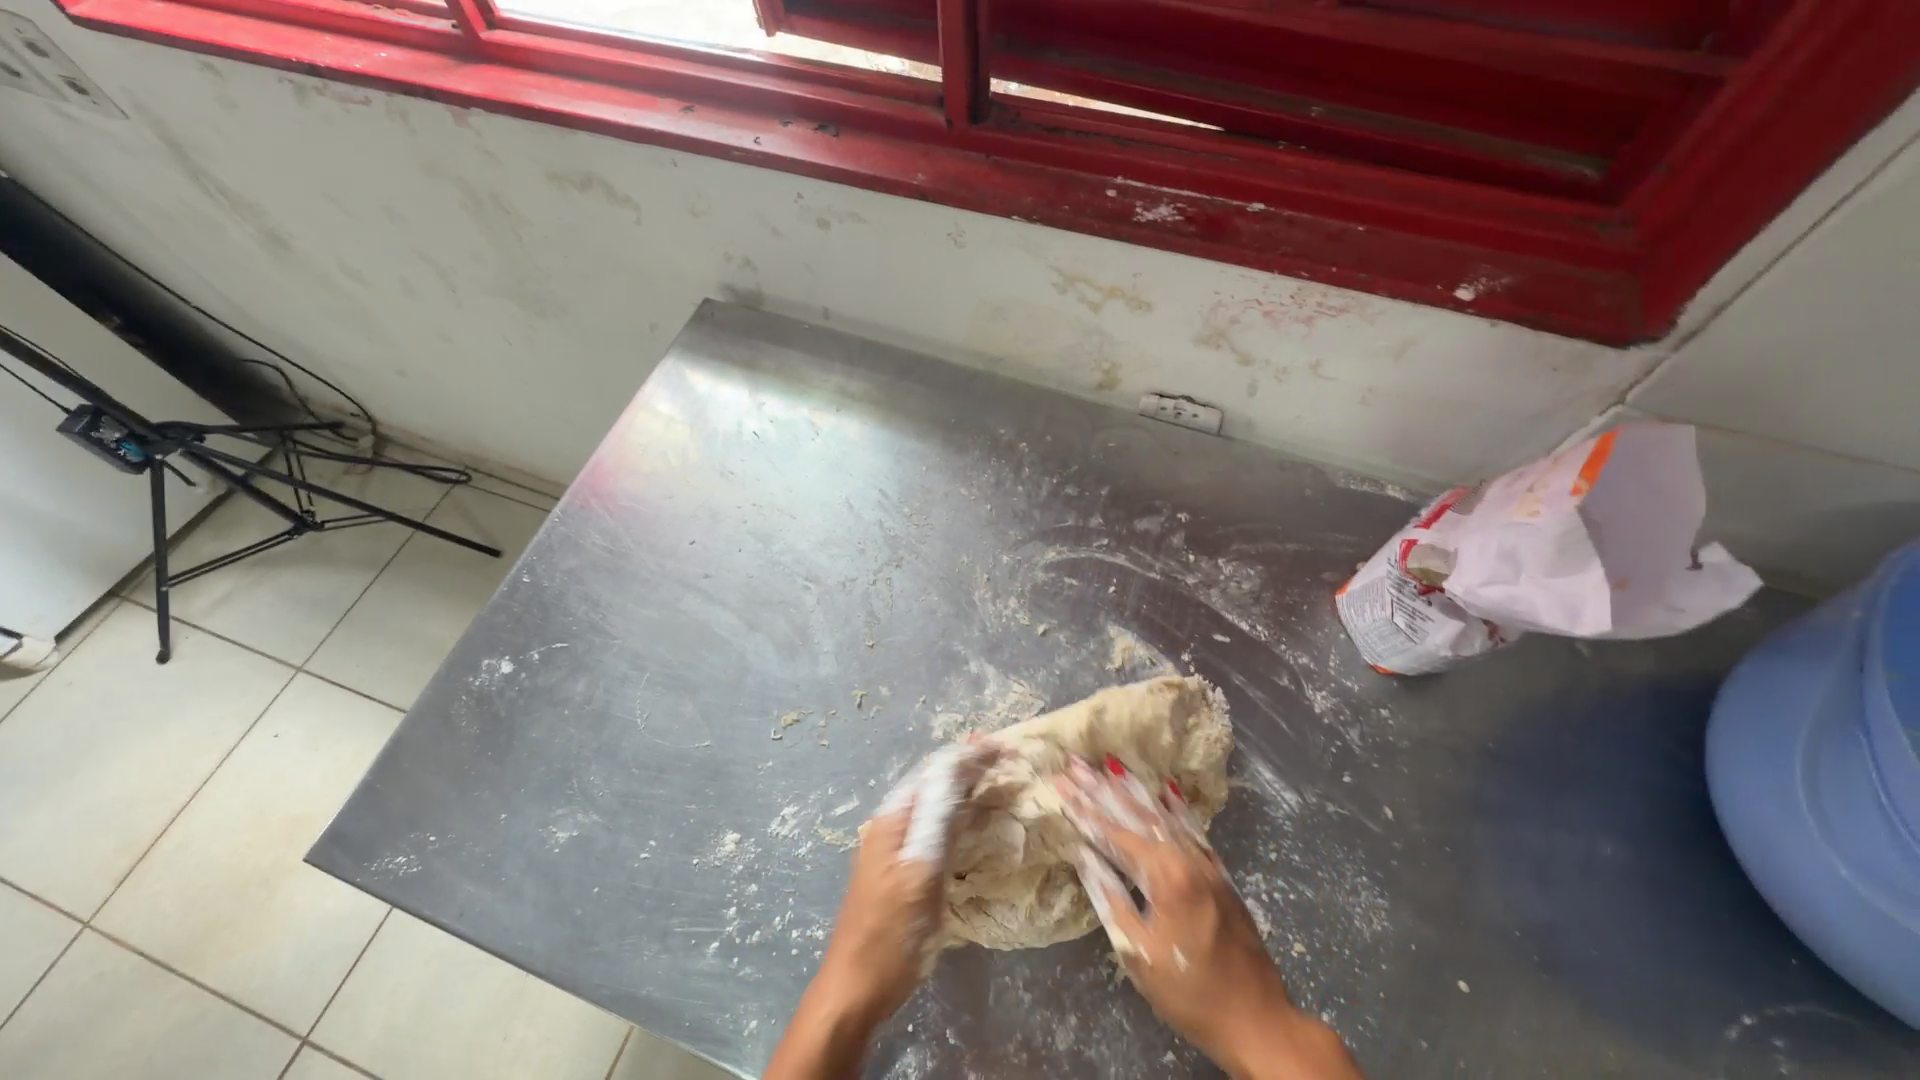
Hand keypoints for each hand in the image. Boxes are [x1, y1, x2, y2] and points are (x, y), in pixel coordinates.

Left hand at [768, 743, 997, 1079]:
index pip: (933, 773)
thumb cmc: (888, 935)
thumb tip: (955, 769)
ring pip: (935, 807)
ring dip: (963, 788)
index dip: (965, 755)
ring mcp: (897, 851)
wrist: (855, 989)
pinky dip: (958, 817)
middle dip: (966, 766)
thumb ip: (937, 821)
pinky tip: (973, 819)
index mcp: (893, 823)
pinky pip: (935, 832)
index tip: (999, 745)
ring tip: (994, 775)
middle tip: (1003, 753)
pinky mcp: (906, 873)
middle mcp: (893, 829)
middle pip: (933, 785)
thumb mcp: (918, 876)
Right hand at [1057, 758, 1364, 1079]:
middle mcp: (1188, 859)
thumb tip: (1084, 856)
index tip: (1060, 781)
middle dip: (1103, 789)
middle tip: (1076, 762)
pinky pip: (1193, 832)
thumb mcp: (1137, 951)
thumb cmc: (1188, 992)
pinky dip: (1175, 810)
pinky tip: (1166, 792)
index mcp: (1165, 875)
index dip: (1084, 809)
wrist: (1256, 1018)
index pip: (1114, 834)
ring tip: (1111, 764)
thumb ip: (1110, 898)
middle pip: (1138, 816)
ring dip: (1135, 791)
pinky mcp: (1221, 876)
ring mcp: (1208, 865)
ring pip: (1165, 818)